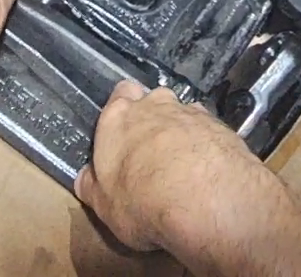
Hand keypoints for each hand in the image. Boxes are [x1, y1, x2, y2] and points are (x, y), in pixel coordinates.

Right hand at [75, 80, 279, 251]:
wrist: (202, 197)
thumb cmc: (142, 201)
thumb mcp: (104, 207)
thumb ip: (92, 187)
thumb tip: (84, 178)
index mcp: (118, 118)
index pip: (118, 94)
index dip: (122, 111)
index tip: (123, 135)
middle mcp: (152, 105)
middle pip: (150, 99)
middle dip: (151, 117)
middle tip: (152, 151)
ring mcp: (187, 110)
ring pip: (180, 112)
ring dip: (179, 130)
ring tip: (182, 164)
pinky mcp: (216, 123)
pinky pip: (205, 127)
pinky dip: (204, 142)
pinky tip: (206, 167)